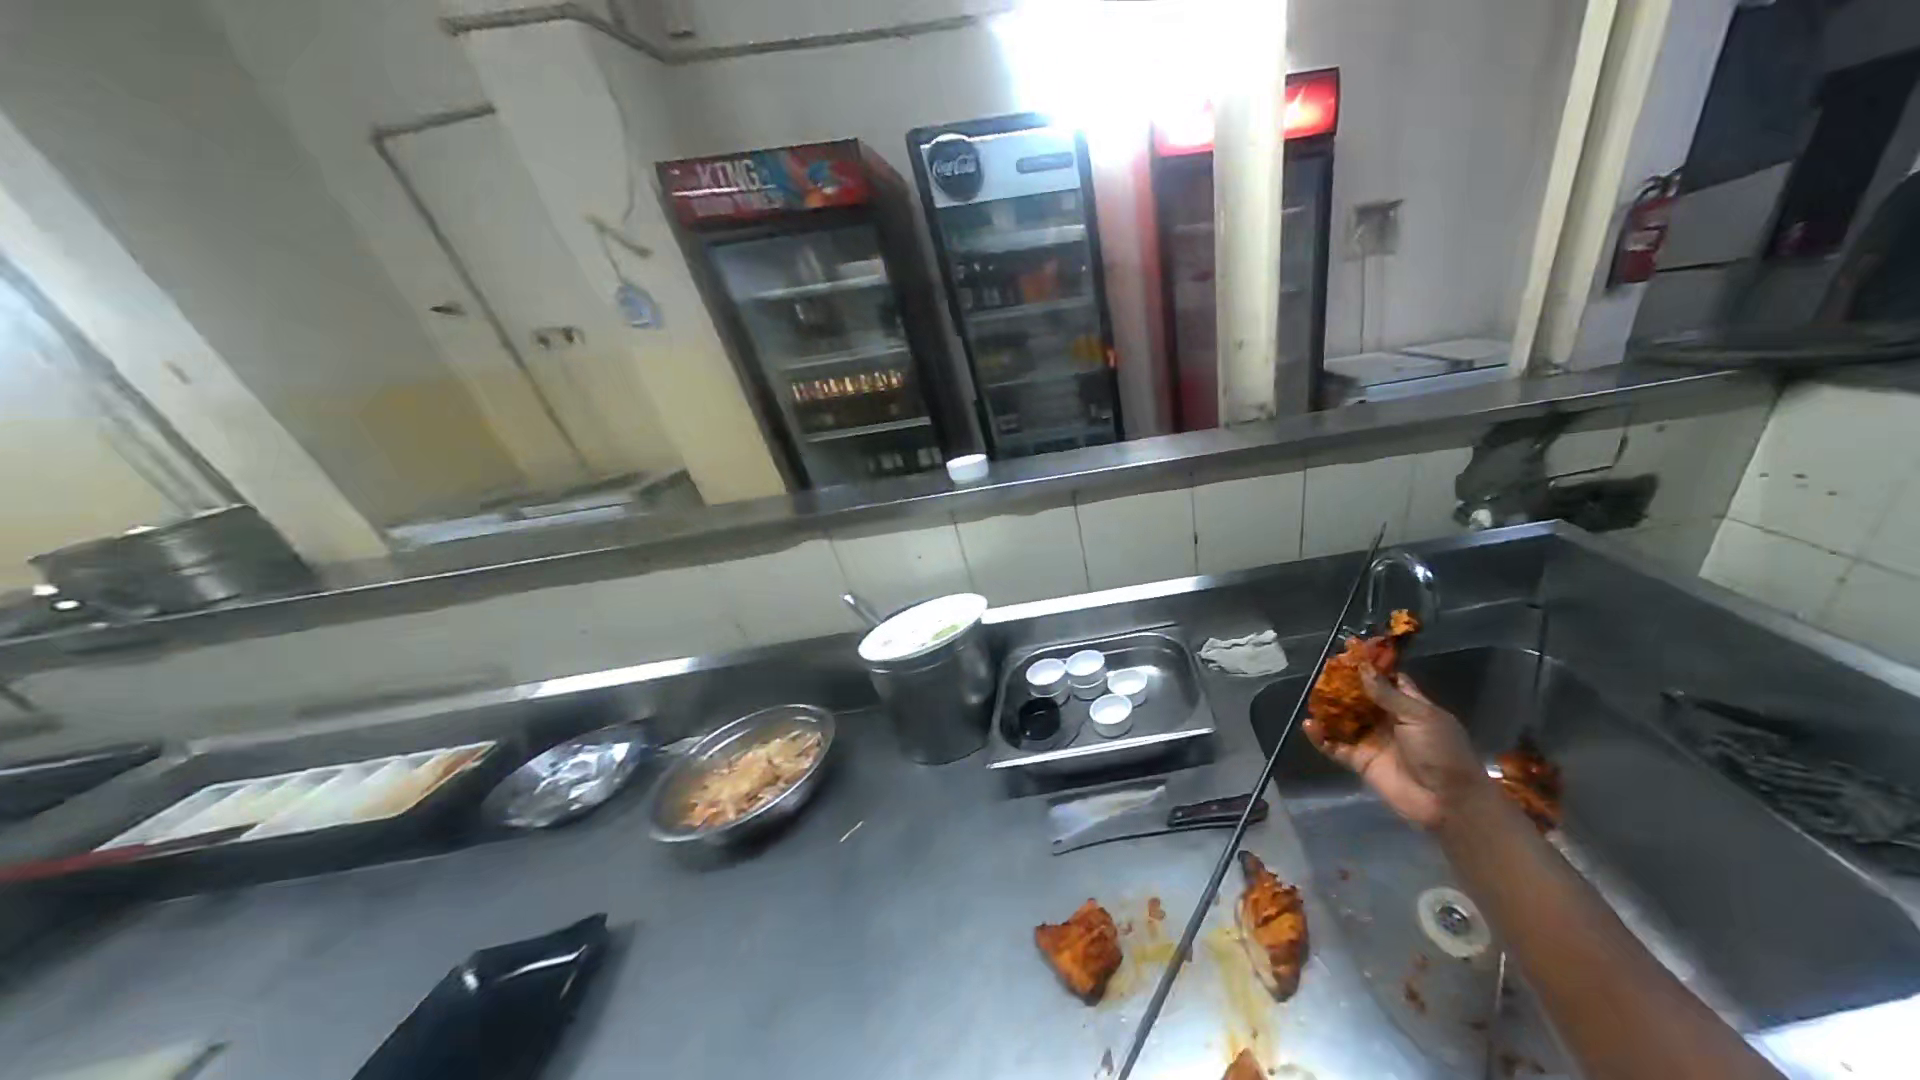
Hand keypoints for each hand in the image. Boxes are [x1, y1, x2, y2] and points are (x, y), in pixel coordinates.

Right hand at [1303, 668, 1487, 829]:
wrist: (1447, 801)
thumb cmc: (1442, 752)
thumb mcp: (1420, 716)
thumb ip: (1388, 694)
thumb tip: (1363, 668)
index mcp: (1409, 706)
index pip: (1387, 680)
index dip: (1370, 666)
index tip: (1349, 650)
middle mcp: (1387, 720)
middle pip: (1359, 697)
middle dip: (1342, 686)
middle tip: (1323, 673)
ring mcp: (1372, 740)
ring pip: (1343, 719)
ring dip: (1328, 709)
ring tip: (1312, 697)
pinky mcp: (1359, 761)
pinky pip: (1334, 746)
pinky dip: (1320, 737)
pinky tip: (1309, 725)